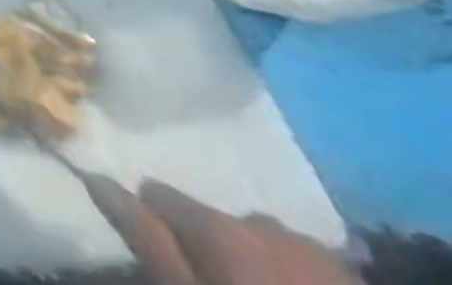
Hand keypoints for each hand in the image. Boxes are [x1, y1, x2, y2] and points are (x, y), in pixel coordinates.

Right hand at [93, 179, 361, 284]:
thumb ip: (145, 238)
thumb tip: (96, 177)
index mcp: (220, 227)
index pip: (157, 193)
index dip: (150, 222)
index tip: (158, 257)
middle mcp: (266, 223)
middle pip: (215, 218)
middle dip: (208, 244)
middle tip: (211, 284)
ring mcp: (319, 252)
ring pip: (265, 239)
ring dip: (255, 260)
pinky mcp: (355, 279)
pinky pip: (307, 261)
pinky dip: (293, 275)